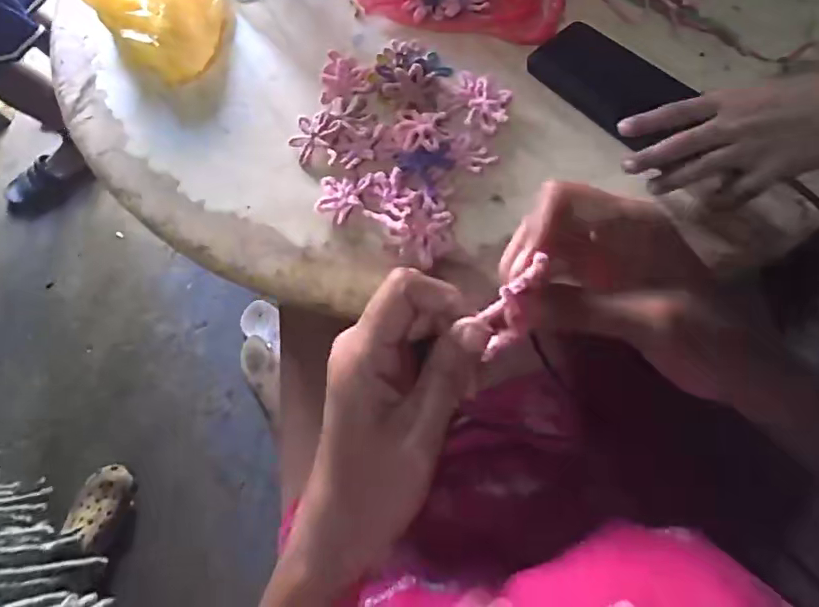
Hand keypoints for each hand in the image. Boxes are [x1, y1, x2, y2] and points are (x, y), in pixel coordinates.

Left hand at [285, 268, 488, 593]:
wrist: (338, 532)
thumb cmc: (376, 488)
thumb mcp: (420, 431)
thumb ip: (448, 371)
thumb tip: (480, 322)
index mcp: (362, 348)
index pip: (404, 286)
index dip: (444, 297)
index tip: (473, 335)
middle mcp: (359, 339)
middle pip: (415, 302)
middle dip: (452, 326)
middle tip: (475, 375)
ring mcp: (365, 353)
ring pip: (418, 321)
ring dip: (449, 345)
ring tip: (467, 389)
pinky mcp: (375, 369)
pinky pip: (412, 344)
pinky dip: (438, 359)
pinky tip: (453, 391)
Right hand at [500, 182, 773, 402]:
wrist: (744, 370)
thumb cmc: (706, 339)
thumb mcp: (646, 323)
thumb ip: (580, 310)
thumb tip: (515, 307)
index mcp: (631, 222)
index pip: (564, 199)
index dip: (535, 230)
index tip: (522, 276)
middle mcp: (612, 227)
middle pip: (548, 219)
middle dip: (524, 253)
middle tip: (511, 299)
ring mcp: (606, 251)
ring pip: (548, 244)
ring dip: (526, 271)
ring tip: (515, 310)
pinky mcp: (601, 276)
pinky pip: (558, 269)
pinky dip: (539, 288)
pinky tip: (529, 312)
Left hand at [619, 74, 818, 206]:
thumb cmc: (809, 89)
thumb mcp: (762, 88)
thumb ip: (733, 104)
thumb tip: (714, 115)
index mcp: (727, 100)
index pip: (677, 111)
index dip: (648, 121)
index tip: (623, 129)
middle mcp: (730, 126)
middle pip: (681, 144)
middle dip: (651, 157)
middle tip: (627, 166)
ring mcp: (748, 152)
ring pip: (701, 170)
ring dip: (675, 180)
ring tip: (655, 188)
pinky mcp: (769, 174)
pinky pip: (738, 192)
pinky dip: (723, 200)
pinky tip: (711, 206)